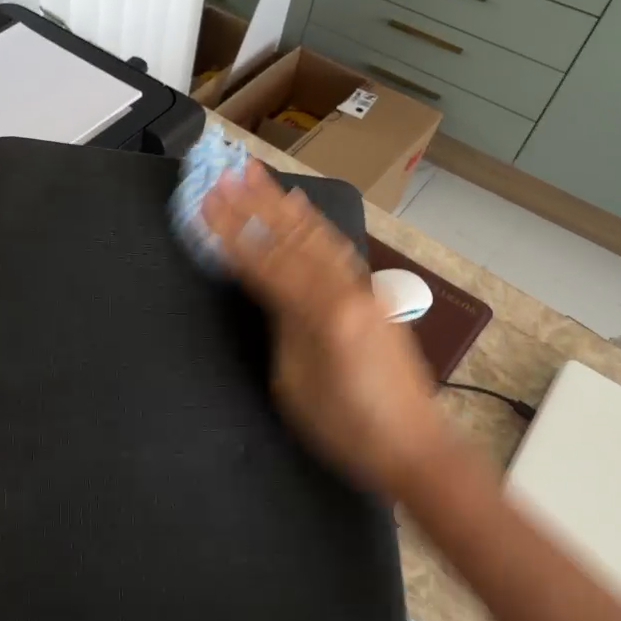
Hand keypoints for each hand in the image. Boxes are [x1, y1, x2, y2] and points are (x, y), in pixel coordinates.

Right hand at [202, 162, 446, 494]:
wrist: (417, 447)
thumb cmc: (348, 428)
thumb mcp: (294, 384)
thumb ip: (281, 328)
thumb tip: (267, 294)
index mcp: (320, 314)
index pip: (262, 262)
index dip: (229, 232)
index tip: (204, 203)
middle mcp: (344, 290)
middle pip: (288, 237)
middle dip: (251, 204)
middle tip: (223, 174)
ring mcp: (361, 288)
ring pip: (312, 234)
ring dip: (279, 203)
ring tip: (254, 175)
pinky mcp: (370, 295)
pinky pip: (334, 247)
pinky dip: (312, 222)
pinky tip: (300, 208)